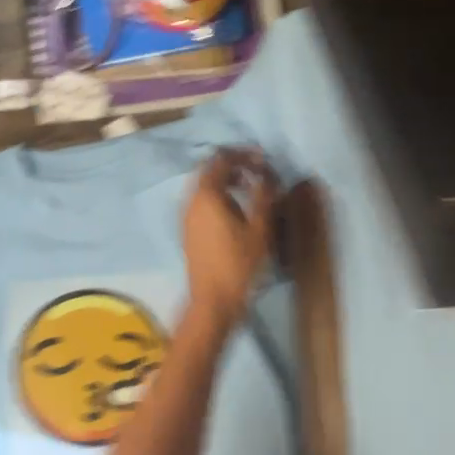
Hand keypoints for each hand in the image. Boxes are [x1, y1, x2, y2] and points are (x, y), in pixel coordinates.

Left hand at [183, 149, 278, 323]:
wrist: (212, 300)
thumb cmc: (238, 265)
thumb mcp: (259, 228)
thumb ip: (264, 195)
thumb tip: (268, 175)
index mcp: (207, 194)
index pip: (221, 158)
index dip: (243, 154)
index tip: (263, 160)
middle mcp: (191, 200)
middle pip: (210, 170)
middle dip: (234, 166)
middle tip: (257, 172)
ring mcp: (186, 216)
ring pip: (205, 186)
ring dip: (226, 181)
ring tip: (250, 189)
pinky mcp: (188, 230)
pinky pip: (202, 202)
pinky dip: (219, 196)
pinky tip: (236, 210)